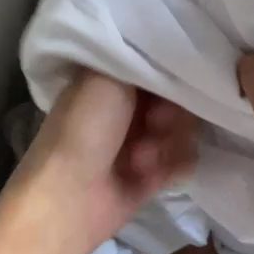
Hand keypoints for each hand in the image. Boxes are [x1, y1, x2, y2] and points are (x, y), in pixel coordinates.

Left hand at [15, 69, 197, 252]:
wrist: (67, 201)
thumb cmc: (84, 130)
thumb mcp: (107, 76)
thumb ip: (143, 58)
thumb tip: (170, 52)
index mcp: (113, 85)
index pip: (162, 69)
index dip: (171, 76)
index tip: (167, 85)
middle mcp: (128, 111)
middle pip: (179, 100)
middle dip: (171, 114)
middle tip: (153, 124)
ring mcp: (142, 143)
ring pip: (184, 129)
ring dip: (168, 143)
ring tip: (141, 159)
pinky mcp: (153, 175)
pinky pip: (185, 159)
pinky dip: (175, 165)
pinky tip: (152, 172)